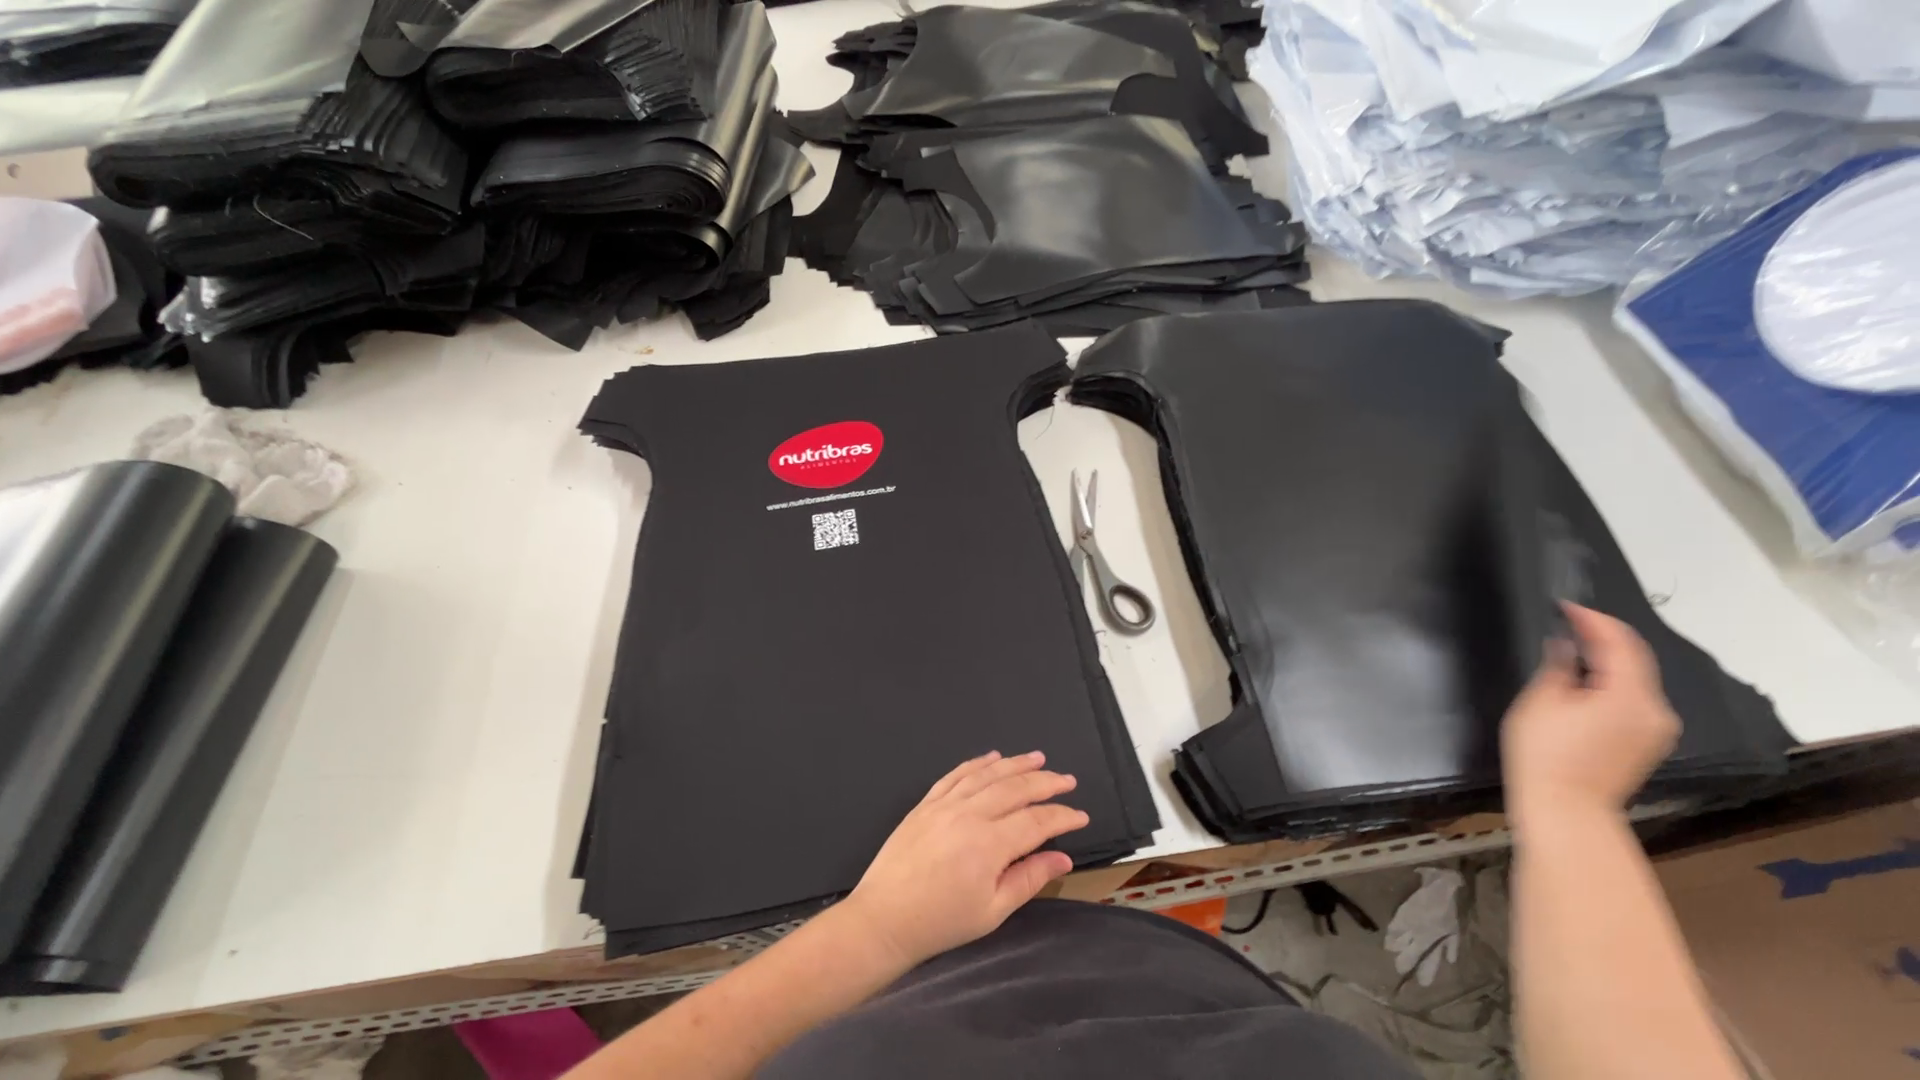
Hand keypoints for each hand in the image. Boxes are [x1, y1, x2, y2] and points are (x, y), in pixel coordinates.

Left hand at [844, 751, 1089, 967]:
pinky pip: (956, 775)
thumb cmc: (941, 922)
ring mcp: (944, 806)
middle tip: (1068, 780)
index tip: (1081, 816)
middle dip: (1046, 782)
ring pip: (987, 775)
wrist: (884, 919)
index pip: (1036, 822)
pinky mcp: (925, 805)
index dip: (1062, 817)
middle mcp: (969, 815)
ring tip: (1038, 758)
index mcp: (989, 845)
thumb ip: (1029, 879)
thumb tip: (1063, 858)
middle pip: (1015, 788)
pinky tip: (992, 758)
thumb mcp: (992, 911)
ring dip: (1016, 764)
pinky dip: (977, 763)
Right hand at [1502, 604, 1679, 818]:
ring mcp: (1656, 728)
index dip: (1593, 619)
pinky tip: (1587, 682)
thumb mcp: (1539, 702)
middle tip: (1568, 623)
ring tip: (1574, 650)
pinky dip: (1613, 683)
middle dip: (1603, 637)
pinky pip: (1634, 699)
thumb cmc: (1544, 755)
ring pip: (1636, 679)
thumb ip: (1558, 666)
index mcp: (1630, 695)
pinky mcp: (1647, 741)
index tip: (1565, 606)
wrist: (1565, 810)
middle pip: (1634, 659)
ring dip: (1608, 660)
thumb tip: (1565, 646)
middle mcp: (1655, 708)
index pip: (1620, 641)